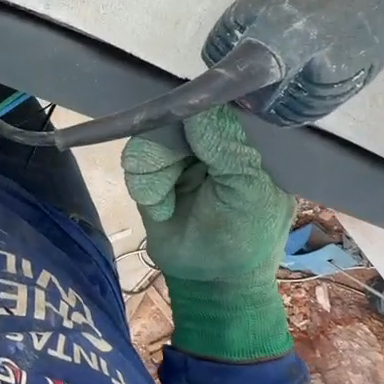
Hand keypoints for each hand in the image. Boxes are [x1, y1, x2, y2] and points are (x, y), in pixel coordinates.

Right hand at [120, 106, 294, 361]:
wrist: (209, 283)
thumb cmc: (245, 237)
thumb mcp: (247, 192)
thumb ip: (226, 148)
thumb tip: (199, 107)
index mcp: (248, 142)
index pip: (224, 103)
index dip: (205, 100)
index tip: (191, 106)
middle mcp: (211, 141)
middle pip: (179, 114)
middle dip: (171, 143)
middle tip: (179, 167)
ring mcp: (178, 154)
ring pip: (151, 136)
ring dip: (156, 171)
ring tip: (168, 202)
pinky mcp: (150, 170)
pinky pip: (135, 160)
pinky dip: (146, 186)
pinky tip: (161, 208)